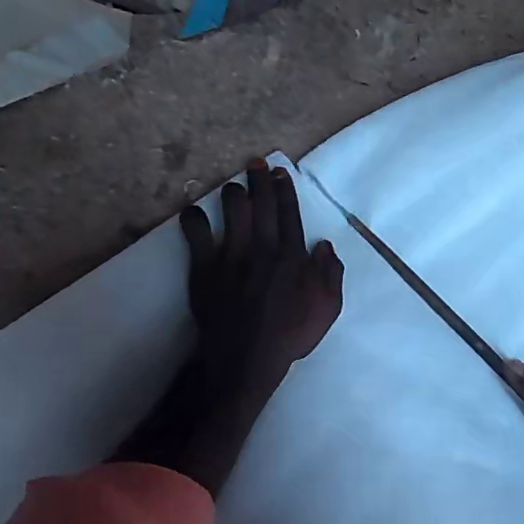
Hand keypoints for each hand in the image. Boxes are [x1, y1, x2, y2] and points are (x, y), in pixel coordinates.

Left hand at [115, 160, 342, 493]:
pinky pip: (198, 240)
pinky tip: (191, 211)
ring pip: (233, 216)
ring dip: (233, 196)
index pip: (289, 216)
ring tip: (232, 185)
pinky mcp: (206, 272)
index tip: (280, 174)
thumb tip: (325, 245)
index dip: (284, 192)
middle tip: (254, 163)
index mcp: (292, 258)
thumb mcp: (327, 308)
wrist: (246, 360)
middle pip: (262, 208)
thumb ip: (331, 274)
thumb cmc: (290, 335)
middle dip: (259, 182)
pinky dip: (194, 223)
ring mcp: (232, 259)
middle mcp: (263, 250)